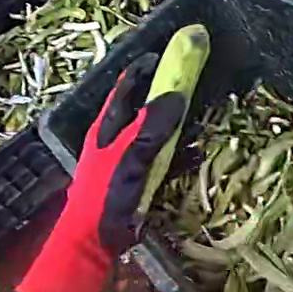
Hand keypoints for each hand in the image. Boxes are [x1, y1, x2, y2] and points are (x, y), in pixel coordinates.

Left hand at [16, 54, 187, 291]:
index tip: (175, 52)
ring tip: (200, 116)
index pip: (129, 82)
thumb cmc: (107, 193)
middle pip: (145, 103)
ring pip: (155, 128)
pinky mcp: (134, 175)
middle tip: (195, 82)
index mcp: (109, 122)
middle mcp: (116, 133)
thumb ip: (154, 124)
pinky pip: (159, 156)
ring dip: (176, 122)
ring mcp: (125, 155)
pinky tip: (194, 154)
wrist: (92, 239)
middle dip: (169, 92)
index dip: (149, 65)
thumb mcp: (133, 155)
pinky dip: (176, 152)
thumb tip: (177, 93)